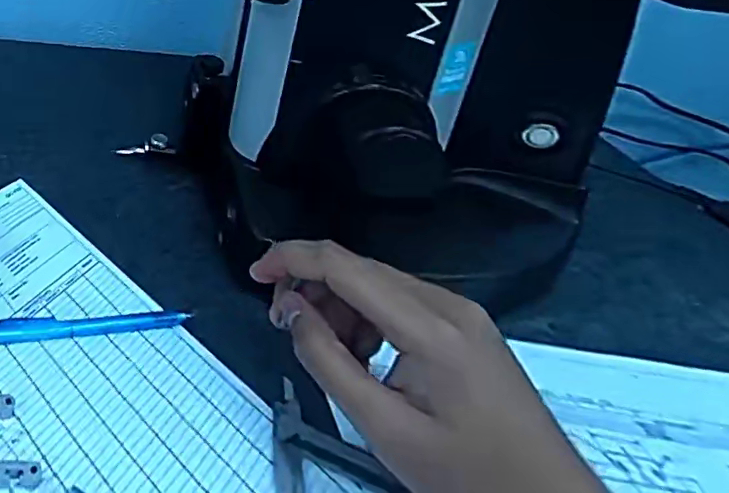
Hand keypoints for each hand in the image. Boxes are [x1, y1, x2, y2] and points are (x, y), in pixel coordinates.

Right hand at [251, 241, 603, 492]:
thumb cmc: (472, 482)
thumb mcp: (386, 431)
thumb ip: (327, 362)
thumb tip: (292, 311)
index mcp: (431, 327)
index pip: (342, 264)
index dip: (290, 259)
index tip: (255, 275)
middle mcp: (447, 304)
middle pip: (357, 269)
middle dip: (310, 287)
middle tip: (286, 326)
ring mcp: (461, 312)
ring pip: (375, 283)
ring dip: (338, 305)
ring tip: (326, 349)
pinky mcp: (466, 326)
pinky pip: (399, 302)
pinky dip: (366, 317)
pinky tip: (363, 354)